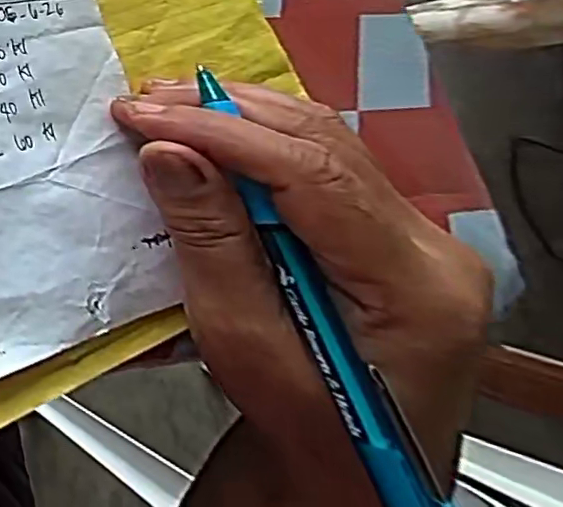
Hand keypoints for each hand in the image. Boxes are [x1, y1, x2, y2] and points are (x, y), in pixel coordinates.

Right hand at [110, 82, 490, 500]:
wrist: (345, 461)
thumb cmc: (295, 414)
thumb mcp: (240, 333)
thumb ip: (208, 238)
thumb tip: (167, 151)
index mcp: (411, 281)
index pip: (308, 170)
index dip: (214, 129)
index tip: (138, 115)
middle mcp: (425, 244)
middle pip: (318, 140)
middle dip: (219, 108)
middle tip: (142, 101)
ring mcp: (407, 233)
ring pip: (316, 138)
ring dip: (230, 114)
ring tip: (162, 107)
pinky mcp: (375, 229)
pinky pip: (310, 157)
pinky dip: (246, 134)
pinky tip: (204, 131)